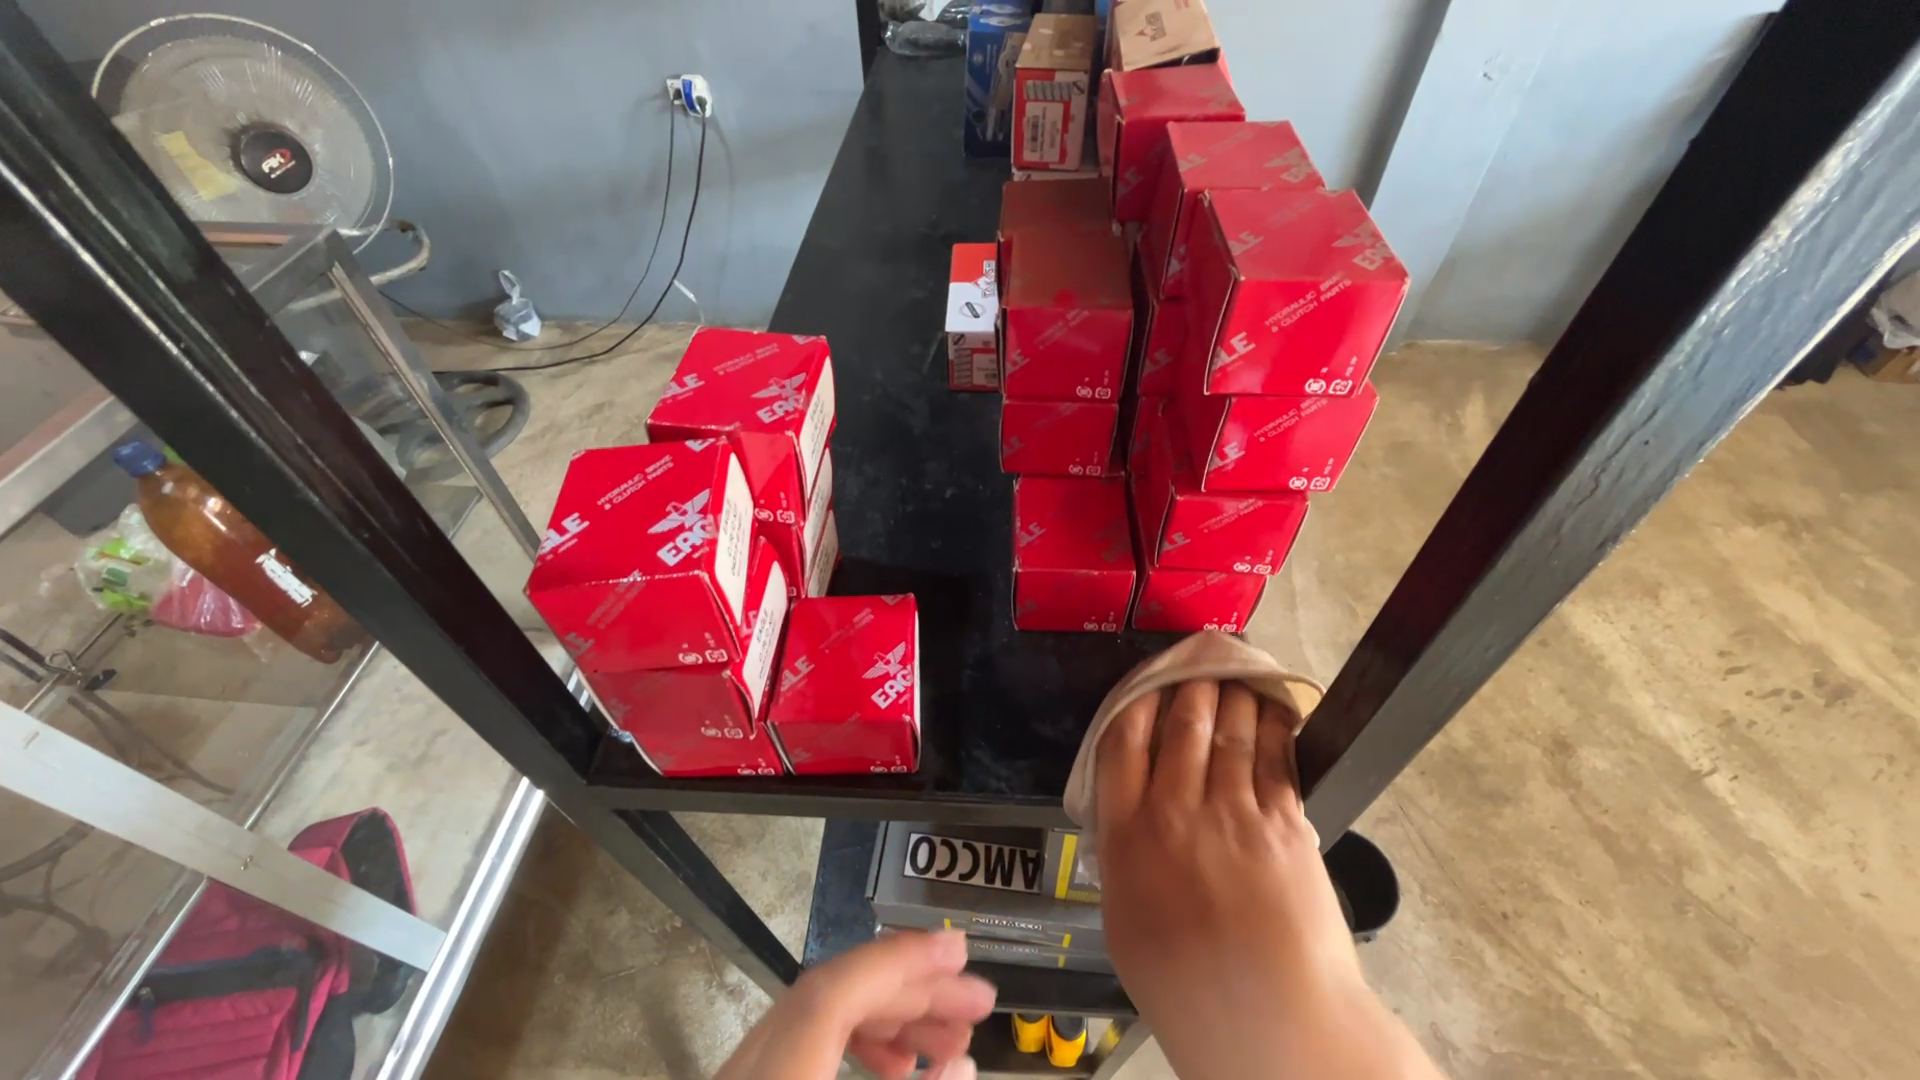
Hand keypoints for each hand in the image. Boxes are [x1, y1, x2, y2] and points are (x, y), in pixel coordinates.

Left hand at [716, 930, 995, 1079]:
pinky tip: (899, 1063)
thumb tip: (962, 1060)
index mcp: (776, 1075)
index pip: (831, 994)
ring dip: (888, 1016)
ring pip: (817, 1017)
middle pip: (829, 997)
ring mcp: (744, 1074)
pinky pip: (803, 1045)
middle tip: (975, 998)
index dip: (897, 960)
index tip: (956, 946)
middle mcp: (748, 1069)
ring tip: (950, 1037)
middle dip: (910, 990)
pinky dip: (855, 1040)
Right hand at [1096, 680, 1443, 1079]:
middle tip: (1199, 660)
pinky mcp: (1285, 826)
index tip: (1147, 684)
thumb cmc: (1189, 989)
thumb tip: (1132, 816)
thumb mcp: (1126, 926)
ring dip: (1233, 694)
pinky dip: (1274, 725)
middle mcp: (1174, 815)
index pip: (1122, 744)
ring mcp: (1233, 817)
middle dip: (1190, 684)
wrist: (1272, 1028)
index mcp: (1126, 841)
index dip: (1136, 702)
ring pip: (1229, 731)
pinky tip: (1274, 709)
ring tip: (1236, 672)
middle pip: (1180, 725)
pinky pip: (1275, 758)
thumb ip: (1124, 859)